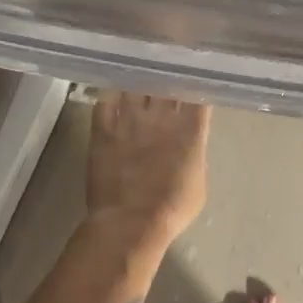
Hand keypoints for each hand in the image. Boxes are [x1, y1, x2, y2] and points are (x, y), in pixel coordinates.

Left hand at [85, 92, 211, 249]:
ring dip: (140, 84)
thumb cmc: (173, 209)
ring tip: (141, 82)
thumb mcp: (199, 182)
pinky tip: (114, 95)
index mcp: (191, 131)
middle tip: (167, 79)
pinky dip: (111, 95)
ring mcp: (130, 121)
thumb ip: (194, 156)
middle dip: (168, 80)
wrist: (131, 222)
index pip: (197, 95)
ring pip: (136, 87)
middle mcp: (162, 118)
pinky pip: (105, 101)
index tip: (195, 86)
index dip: (196, 87)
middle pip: (166, 84)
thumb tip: (188, 146)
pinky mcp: (103, 130)